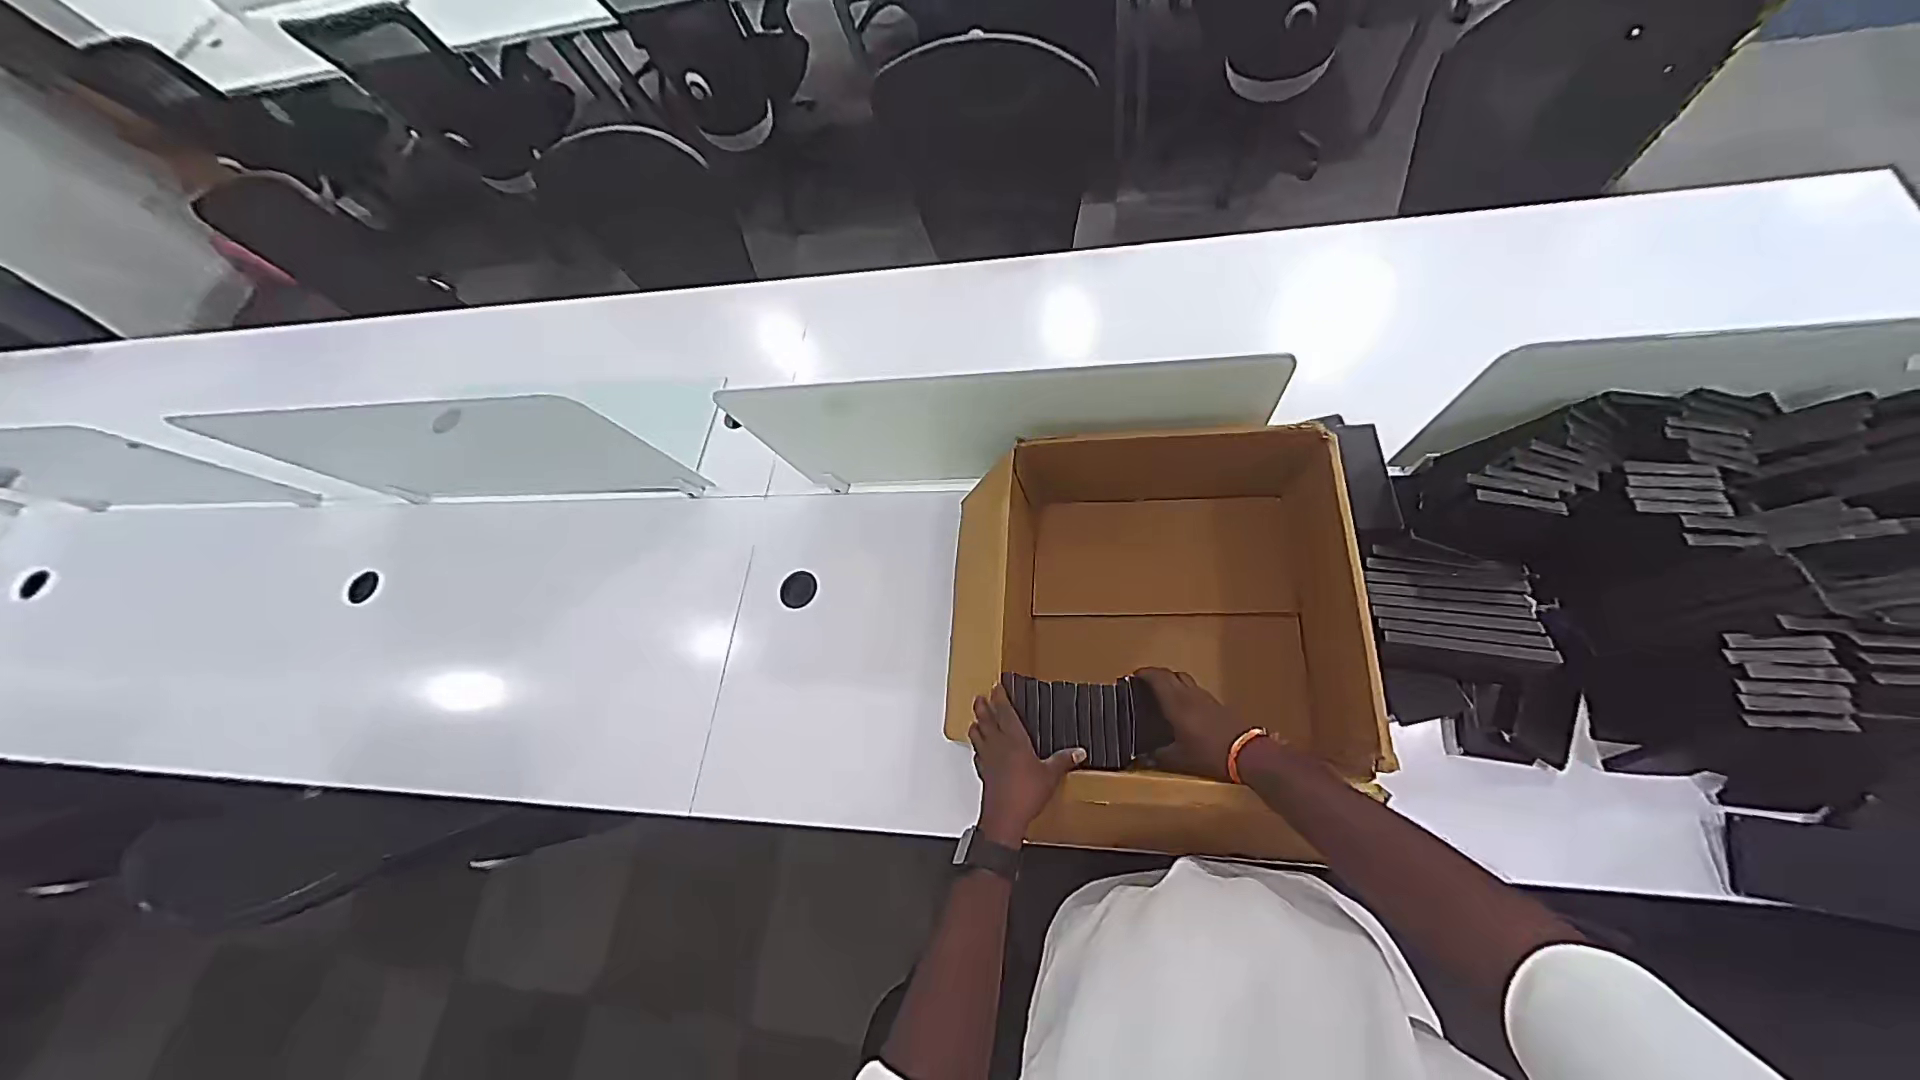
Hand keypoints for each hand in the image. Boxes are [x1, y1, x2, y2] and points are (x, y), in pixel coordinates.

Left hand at [969, 685, 1084, 844]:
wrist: (1005, 816)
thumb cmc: (1026, 793)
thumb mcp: (1051, 775)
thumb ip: (1063, 760)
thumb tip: (1078, 752)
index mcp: (1014, 740)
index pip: (1005, 712)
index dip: (1000, 698)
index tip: (996, 687)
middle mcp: (998, 745)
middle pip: (987, 720)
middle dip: (983, 707)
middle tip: (980, 697)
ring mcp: (988, 759)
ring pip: (978, 736)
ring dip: (977, 725)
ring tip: (975, 719)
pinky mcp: (983, 773)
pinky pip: (978, 755)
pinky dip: (977, 749)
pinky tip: (979, 751)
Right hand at [1134, 667, 1247, 781]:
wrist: (1248, 753)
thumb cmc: (1209, 754)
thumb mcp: (1179, 759)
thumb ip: (1158, 756)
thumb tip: (1141, 758)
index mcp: (1176, 703)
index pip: (1158, 678)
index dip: (1144, 673)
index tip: (1133, 676)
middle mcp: (1190, 694)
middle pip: (1171, 674)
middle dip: (1156, 675)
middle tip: (1145, 683)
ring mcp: (1206, 697)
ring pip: (1185, 680)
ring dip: (1172, 681)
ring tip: (1163, 693)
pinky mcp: (1218, 705)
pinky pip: (1196, 690)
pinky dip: (1185, 692)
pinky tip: (1185, 708)